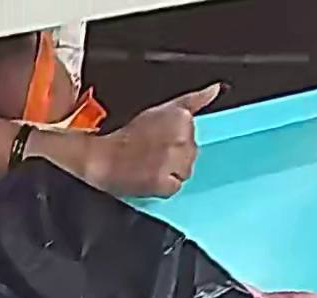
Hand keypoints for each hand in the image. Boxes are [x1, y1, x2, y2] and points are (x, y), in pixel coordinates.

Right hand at [81, 84, 220, 198]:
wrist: (102, 157)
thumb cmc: (126, 137)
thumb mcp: (161, 110)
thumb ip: (192, 101)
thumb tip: (215, 90)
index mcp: (183, 118)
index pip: (193, 138)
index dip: (176, 145)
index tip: (160, 146)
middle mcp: (181, 137)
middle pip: (191, 156)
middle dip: (174, 159)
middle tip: (152, 158)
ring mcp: (171, 161)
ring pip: (184, 173)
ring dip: (169, 174)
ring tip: (151, 169)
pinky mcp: (161, 180)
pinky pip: (174, 188)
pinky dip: (164, 188)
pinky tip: (151, 180)